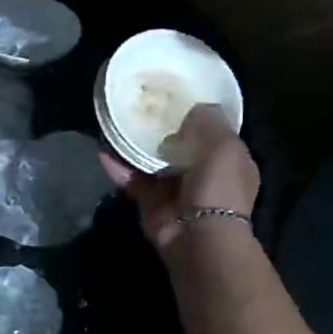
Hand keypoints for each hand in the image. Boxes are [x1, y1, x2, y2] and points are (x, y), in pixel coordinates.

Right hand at [100, 105, 258, 251]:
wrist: (198, 236)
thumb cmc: (219, 186)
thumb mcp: (224, 144)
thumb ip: (208, 121)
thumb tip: (194, 109)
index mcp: (229, 162)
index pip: (214, 134)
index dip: (199, 117)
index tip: (178, 97)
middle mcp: (204, 176)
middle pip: (180, 146)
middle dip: (162, 130)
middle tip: (142, 107)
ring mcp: (175, 192)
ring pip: (152, 163)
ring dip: (135, 146)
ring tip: (116, 123)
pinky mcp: (150, 205)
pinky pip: (132, 181)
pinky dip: (118, 167)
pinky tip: (103, 150)